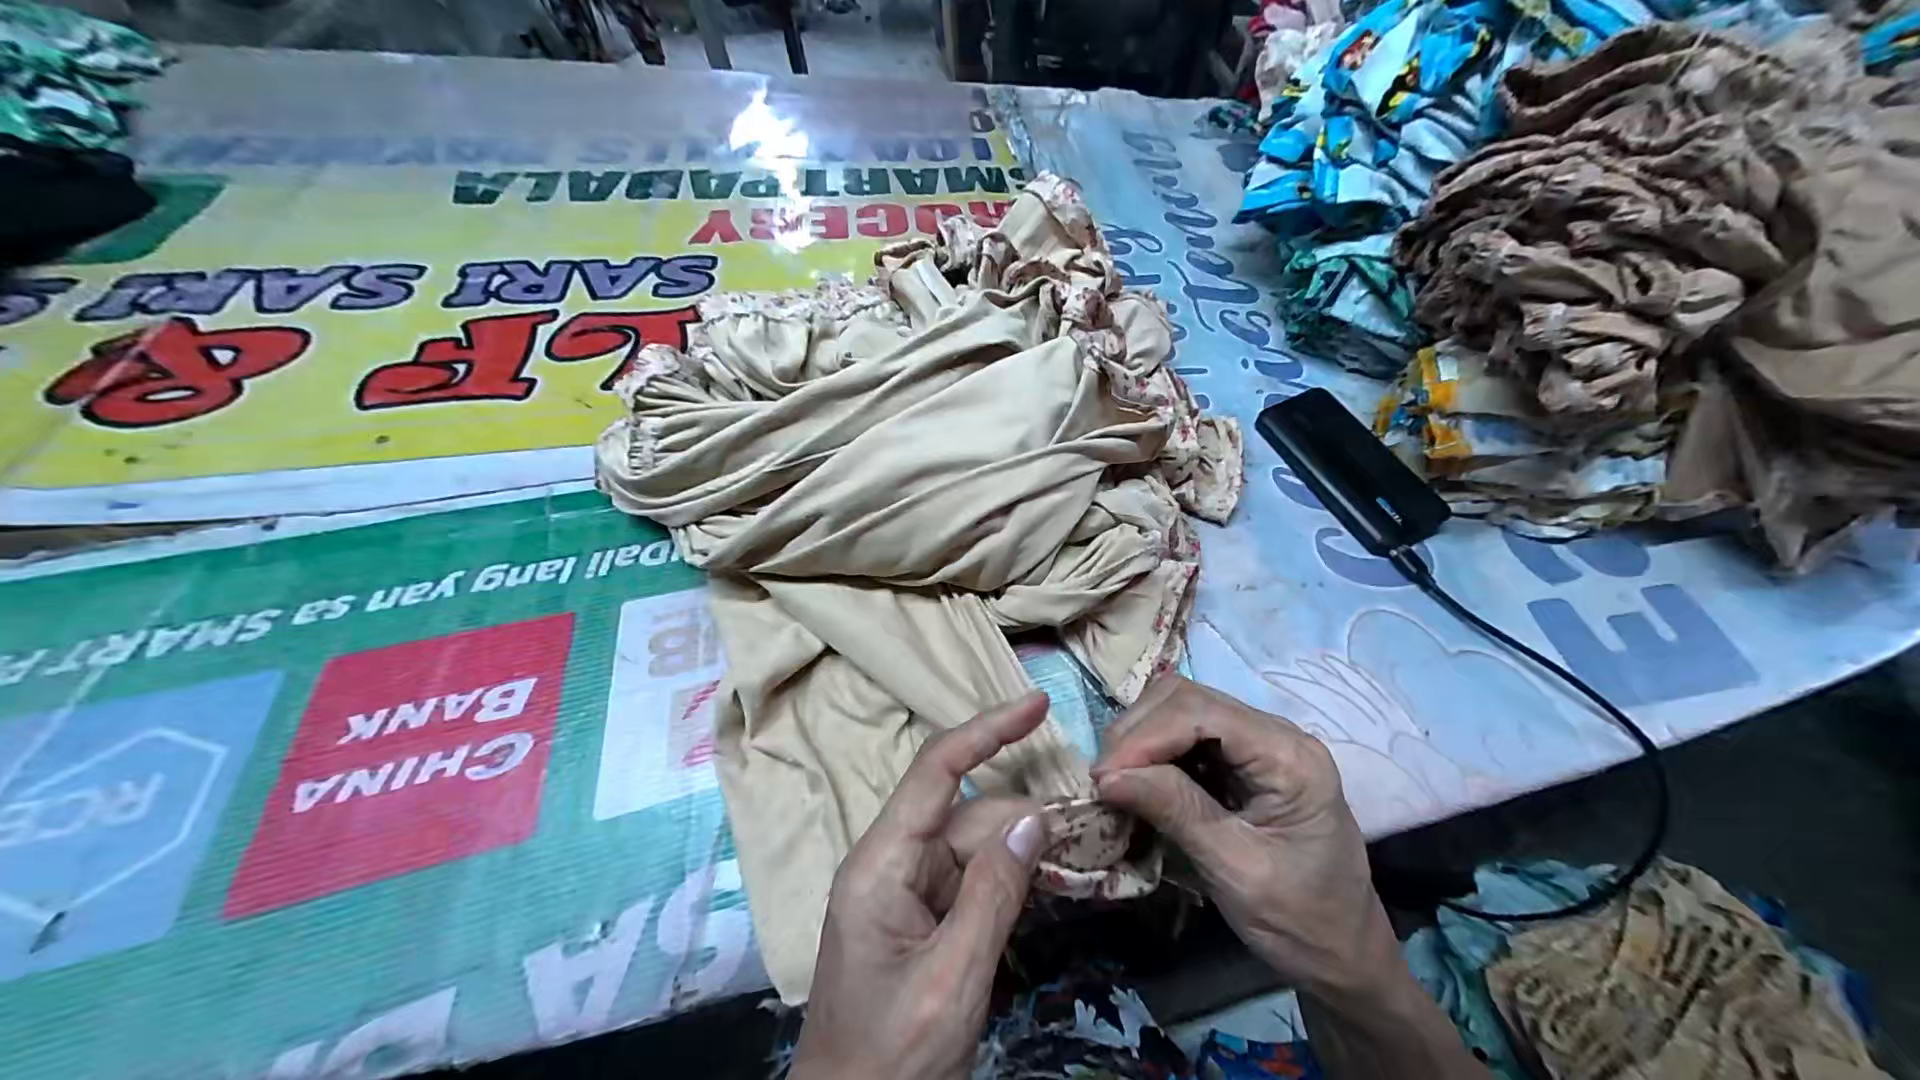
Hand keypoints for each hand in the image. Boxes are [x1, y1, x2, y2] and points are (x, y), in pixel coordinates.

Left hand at [790, 692, 1052, 1079]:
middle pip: (967, 813)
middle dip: (1025, 816)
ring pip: (975, 844)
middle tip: (1090, 828)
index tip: (1036, 705)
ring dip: (1024, 849)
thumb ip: (993, 894)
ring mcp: (906, 886)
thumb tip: (1034, 817)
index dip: (988, 729)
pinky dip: (1010, 877)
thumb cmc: (891, 1056)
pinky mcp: (920, 911)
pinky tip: (1048, 882)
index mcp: (881, 862)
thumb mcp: (952, 979)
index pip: (937, 770)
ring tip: (1080, 860)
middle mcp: (891, 860)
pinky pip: (971, 876)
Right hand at [1091, 676, 1397, 997]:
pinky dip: (1152, 749)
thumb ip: (1174, 810)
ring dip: (1139, 737)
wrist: (1343, 956)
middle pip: (1185, 698)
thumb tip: (1106, 776)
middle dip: (1136, 732)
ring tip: (1116, 780)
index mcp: (1289, 756)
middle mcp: (1274, 733)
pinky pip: (1184, 732)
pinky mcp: (1240, 756)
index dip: (1145, 736)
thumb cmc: (1301, 921)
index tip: (1104, 778)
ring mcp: (1257, 741)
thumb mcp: (1235, 870)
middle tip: (1104, 780)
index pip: (1199, 712)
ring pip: (1178, 707)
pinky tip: (1137, 778)